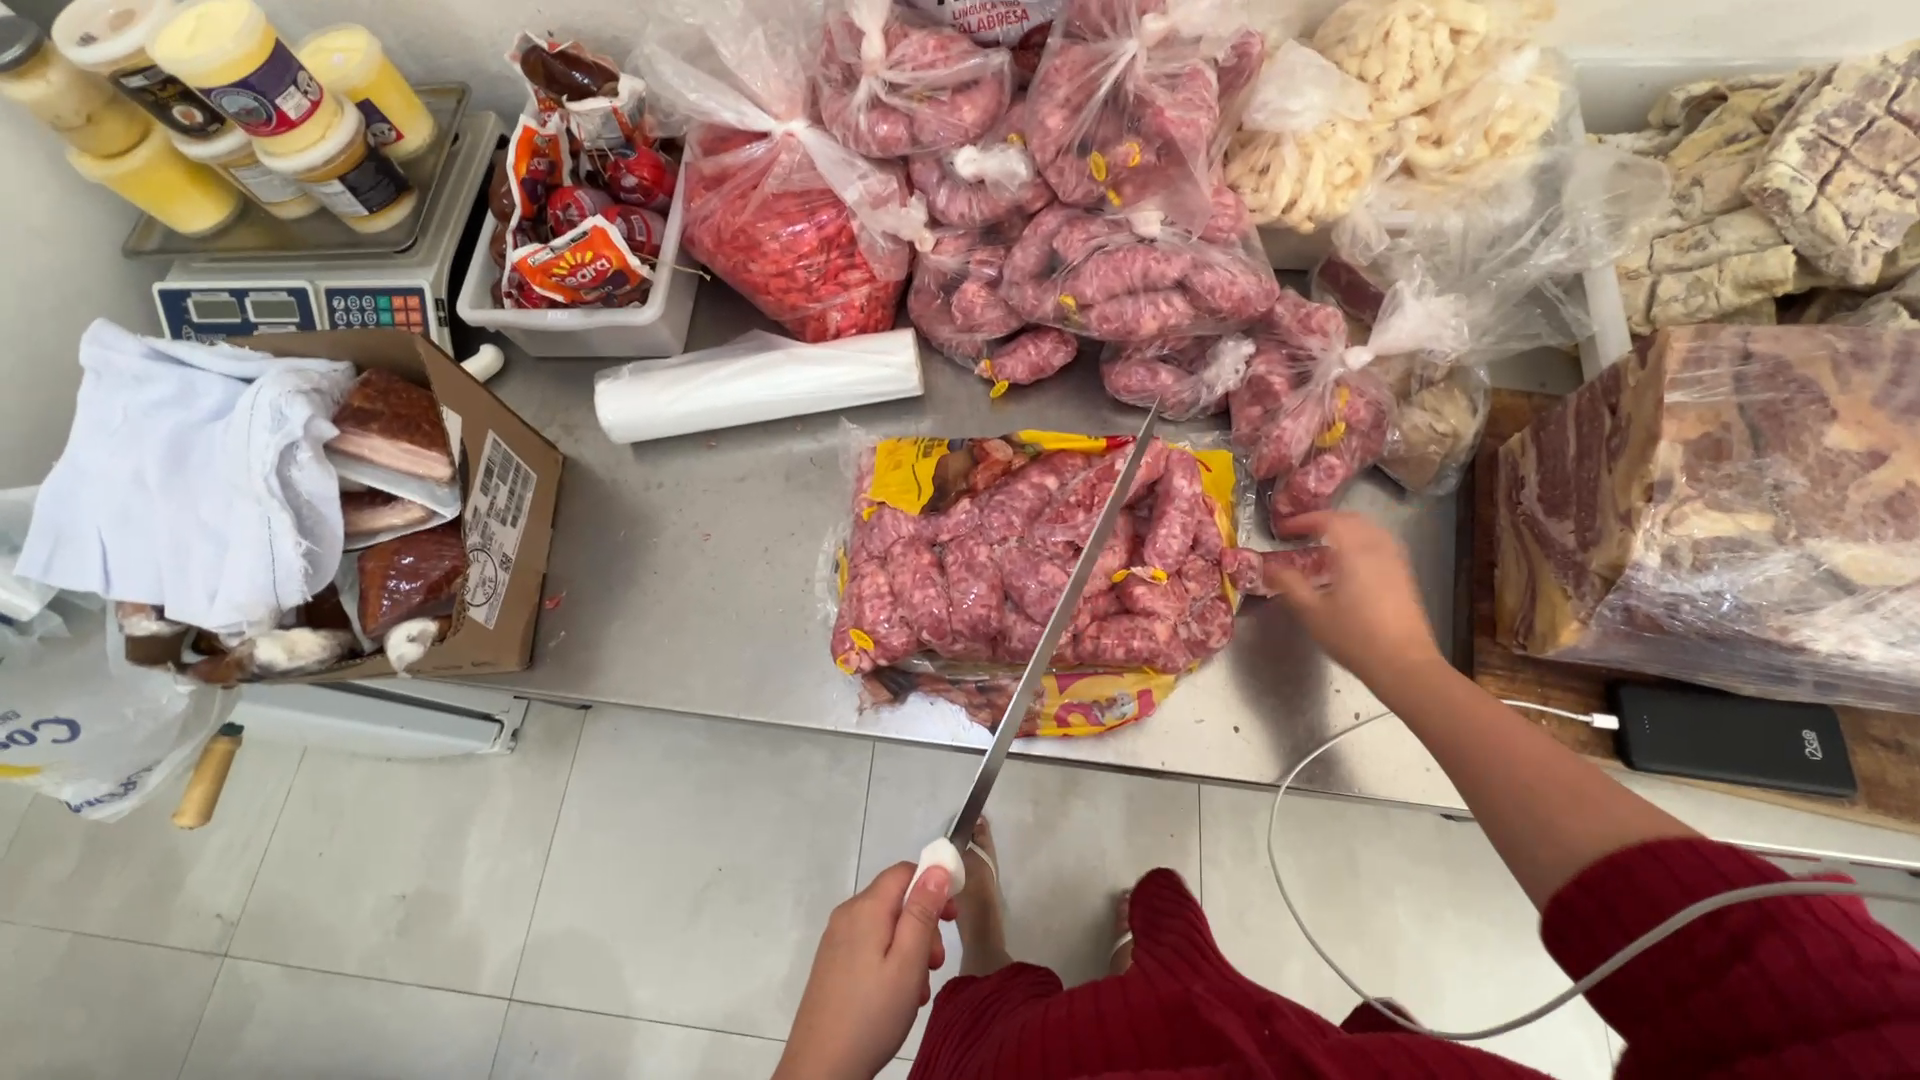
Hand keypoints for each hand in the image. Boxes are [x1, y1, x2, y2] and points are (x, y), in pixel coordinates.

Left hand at [775, 862, 954, 1079]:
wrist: (820, 1069)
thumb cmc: (872, 1014)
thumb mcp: (908, 962)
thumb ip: (922, 912)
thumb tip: (936, 868)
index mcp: (865, 909)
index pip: (904, 871)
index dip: (933, 885)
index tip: (952, 918)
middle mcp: (847, 916)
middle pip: (895, 900)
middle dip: (923, 925)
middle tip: (936, 964)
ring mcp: (836, 941)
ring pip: (886, 927)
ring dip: (910, 949)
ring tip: (918, 989)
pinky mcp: (833, 964)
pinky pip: (871, 947)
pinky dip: (891, 962)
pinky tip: (898, 997)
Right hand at [1268, 511, 1443, 687]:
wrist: (1403, 663)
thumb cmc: (1353, 637)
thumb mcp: (1311, 612)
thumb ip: (1289, 584)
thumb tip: (1269, 567)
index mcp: (1354, 551)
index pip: (1328, 520)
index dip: (1303, 520)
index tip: (1283, 529)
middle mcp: (1378, 548)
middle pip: (1352, 520)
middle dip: (1325, 520)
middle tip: (1302, 533)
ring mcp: (1395, 561)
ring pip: (1370, 530)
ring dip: (1346, 529)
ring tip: (1325, 545)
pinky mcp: (1404, 576)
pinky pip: (1381, 544)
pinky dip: (1361, 542)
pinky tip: (1350, 564)